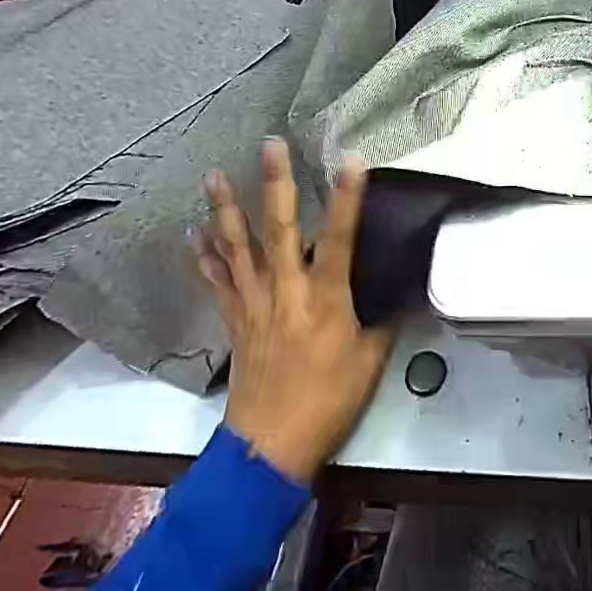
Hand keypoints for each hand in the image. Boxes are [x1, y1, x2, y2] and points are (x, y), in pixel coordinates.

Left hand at [195, 139, 394, 482]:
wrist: (271, 445)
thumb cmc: (331, 398)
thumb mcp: (373, 358)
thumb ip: (382, 317)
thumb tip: (396, 290)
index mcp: (327, 299)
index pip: (341, 238)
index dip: (348, 199)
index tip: (353, 162)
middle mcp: (286, 292)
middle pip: (280, 229)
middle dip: (277, 185)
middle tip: (270, 146)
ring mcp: (254, 305)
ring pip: (237, 249)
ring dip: (226, 211)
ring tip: (215, 176)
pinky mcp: (235, 321)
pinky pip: (217, 281)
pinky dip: (205, 257)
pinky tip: (194, 234)